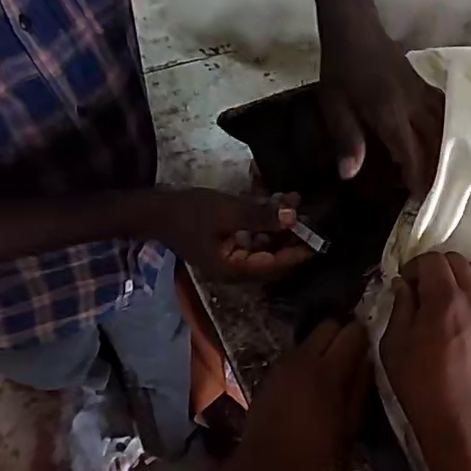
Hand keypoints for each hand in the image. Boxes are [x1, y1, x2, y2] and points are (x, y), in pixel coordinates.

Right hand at [144, 187, 312, 279]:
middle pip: (272, 256)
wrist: (153, 209)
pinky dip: (267, 220)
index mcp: (232, 269)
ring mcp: (231, 255)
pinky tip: (279, 201)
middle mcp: (234, 268)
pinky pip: (254, 235)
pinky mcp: (228, 242)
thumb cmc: (188, 213)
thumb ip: (260, 217)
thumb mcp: (227, 213)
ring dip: (280, 224)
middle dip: (291, 236)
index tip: (317, 241)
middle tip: (311, 218)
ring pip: (265, 243)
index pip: (272, 265)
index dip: (296, 252)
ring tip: (296, 201)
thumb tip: (293, 218)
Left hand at [231, 319, 373, 470]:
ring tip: (330, 372)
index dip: (363, 337)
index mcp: (327, 370)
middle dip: (342, 334)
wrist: (264, 465)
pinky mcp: (271, 371)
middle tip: (350, 356)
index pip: (351, 332)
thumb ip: (361, 387)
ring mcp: (284, 363)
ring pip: (311, 338)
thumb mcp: (349, 425)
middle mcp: (303, 358)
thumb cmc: (314, 450)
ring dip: (324, 347)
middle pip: (329, 325)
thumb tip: (369, 360)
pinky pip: (297, 353)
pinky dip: (307, 360)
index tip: (368, 349)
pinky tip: (309, 384)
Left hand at [319, 26, 443, 196]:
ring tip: (445, 170)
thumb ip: (346, 140)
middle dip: (437, 168)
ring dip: (446, 150)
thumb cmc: (341, 67)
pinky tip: (447, 138)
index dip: (417, 177)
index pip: (411, 152)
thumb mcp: (334, 105)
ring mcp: (422, 93)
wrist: (355, 27)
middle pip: (436, 142)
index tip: (420, 198)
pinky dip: (449, 128)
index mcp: (389, 113)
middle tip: (436, 190)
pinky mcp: (425, 85)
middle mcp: (413, 105)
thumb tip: (349, 174)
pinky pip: (445, 111)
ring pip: (445, 126)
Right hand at [381, 252, 470, 464]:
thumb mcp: (394, 344)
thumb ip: (400, 306)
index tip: (404, 284)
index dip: (414, 266)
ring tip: (445, 295)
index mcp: (444, 299)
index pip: (433, 259)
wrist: (456, 420)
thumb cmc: (418, 384)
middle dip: (436, 268)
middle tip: (420, 289)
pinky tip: (469, 308)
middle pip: (457, 260)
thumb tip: (404, 284)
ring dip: (461, 274)